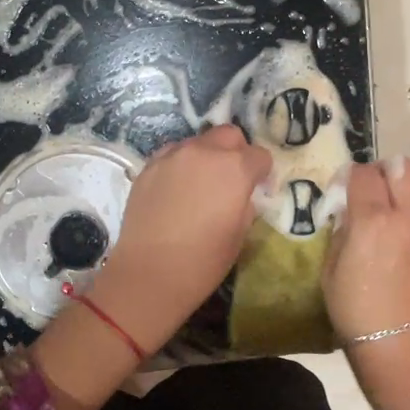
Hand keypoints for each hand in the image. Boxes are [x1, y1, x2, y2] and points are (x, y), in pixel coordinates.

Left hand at [90, 124, 272, 347]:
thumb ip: (245, 205)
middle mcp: (203, 152)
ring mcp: (171, 157)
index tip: (258, 189)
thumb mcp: (239, 236)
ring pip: (197, 142)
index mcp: (234, 169)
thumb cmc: (202, 262)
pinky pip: (172, 155)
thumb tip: (241, 196)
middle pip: (228, 136)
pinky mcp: (148, 168)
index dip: (262, 173)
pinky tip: (177, 190)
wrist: (149, 273)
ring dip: (206, 156)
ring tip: (201, 185)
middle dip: (236, 152)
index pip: (259, 156)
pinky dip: (180, 165)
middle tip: (232, 180)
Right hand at [323, 158, 409, 362]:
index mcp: (372, 220)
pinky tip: (397, 226)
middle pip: (400, 166)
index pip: (362, 174)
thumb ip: (341, 230)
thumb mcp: (330, 267)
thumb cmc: (353, 309)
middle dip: (380, 170)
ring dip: (400, 184)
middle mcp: (405, 215)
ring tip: (383, 205)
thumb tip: (348, 213)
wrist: (396, 341)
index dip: (348, 176)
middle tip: (365, 188)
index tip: (339, 189)